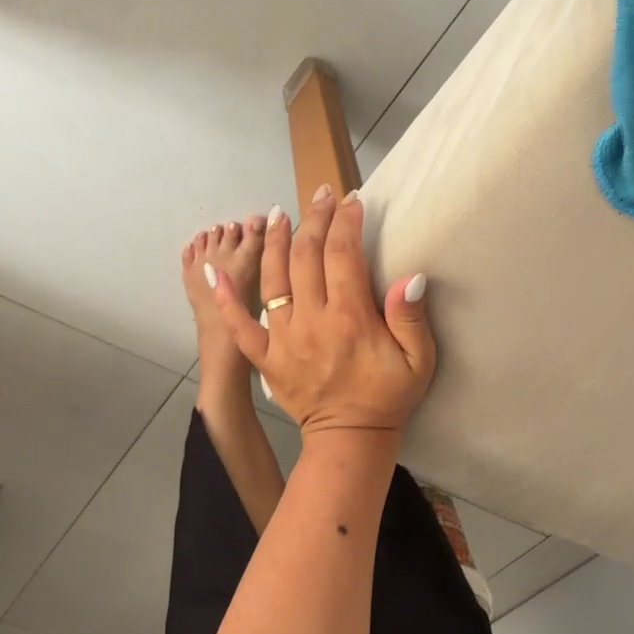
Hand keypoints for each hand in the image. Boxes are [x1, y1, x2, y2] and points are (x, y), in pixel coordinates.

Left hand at [208, 186, 434, 439]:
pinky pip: (240, 324)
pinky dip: (225, 298)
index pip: (343, 254)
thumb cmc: (388, 396)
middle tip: (320, 194)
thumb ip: (411, 317)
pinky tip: (215, 272)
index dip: (345, 221)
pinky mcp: (265, 356)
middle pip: (306, 257)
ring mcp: (283, 338)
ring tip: (277, 214)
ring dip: (274, 243)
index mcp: (350, 317)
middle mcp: (312, 320)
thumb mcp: (418, 361)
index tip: (351, 200)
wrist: (350, 439)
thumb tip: (410, 276)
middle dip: (314, 219)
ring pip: (273, 279)